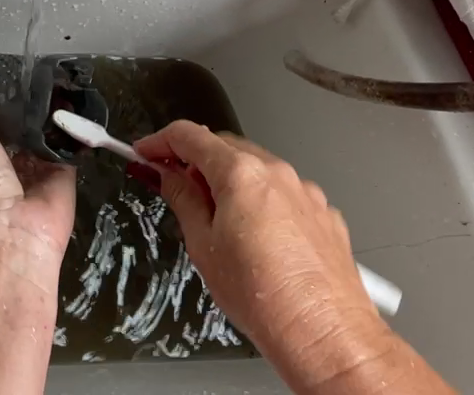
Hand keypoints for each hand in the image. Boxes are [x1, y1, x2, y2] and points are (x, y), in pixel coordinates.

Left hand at [0, 36, 75, 285]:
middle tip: (48, 64)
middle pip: (25, 116)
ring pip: (51, 126)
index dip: (1, 87)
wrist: (14, 239)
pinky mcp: (68, 170)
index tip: (12, 56)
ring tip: (69, 73)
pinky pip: (74, 142)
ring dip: (59, 107)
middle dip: (34, 96)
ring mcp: (41, 161)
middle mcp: (12, 153)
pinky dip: (79, 127)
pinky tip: (86, 100)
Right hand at [134, 122, 403, 391]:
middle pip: (222, 146)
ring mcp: (304, 190)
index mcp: (240, 173)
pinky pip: (282, 191)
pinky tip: (256, 235)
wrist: (329, 337)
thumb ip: (181, 198)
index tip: (144, 153)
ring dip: (229, 179)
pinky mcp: (323, 213)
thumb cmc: (264, 297)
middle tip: (173, 185)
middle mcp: (275, 171)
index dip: (158, 141)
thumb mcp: (203, 245)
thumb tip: (164, 174)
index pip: (188, 136)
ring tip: (216, 218)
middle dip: (194, 160)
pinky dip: (261, 198)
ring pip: (254, 167)